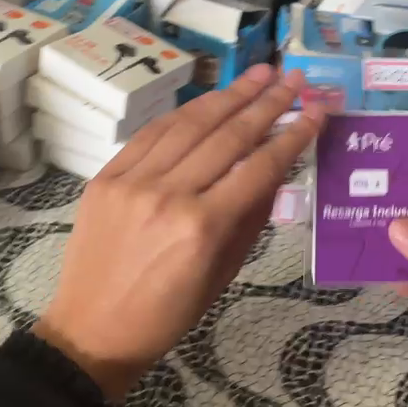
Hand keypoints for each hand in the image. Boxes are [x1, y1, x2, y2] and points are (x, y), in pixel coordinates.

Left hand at [34, 65, 321, 402]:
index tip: (316, 110)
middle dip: (266, 103)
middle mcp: (169, 195)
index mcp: (203, 227)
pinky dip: (184, 112)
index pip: (260, 167)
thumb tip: (275, 169)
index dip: (293, 135)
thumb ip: (250, 216)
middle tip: (293, 78)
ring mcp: (133, 181)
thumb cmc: (168, 315)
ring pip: (190, 124)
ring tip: (259, 75)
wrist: (91, 331)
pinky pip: (152, 133)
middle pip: (228, 136)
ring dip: (229, 95)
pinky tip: (209, 98)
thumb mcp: (223, 274)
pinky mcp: (107, 176)